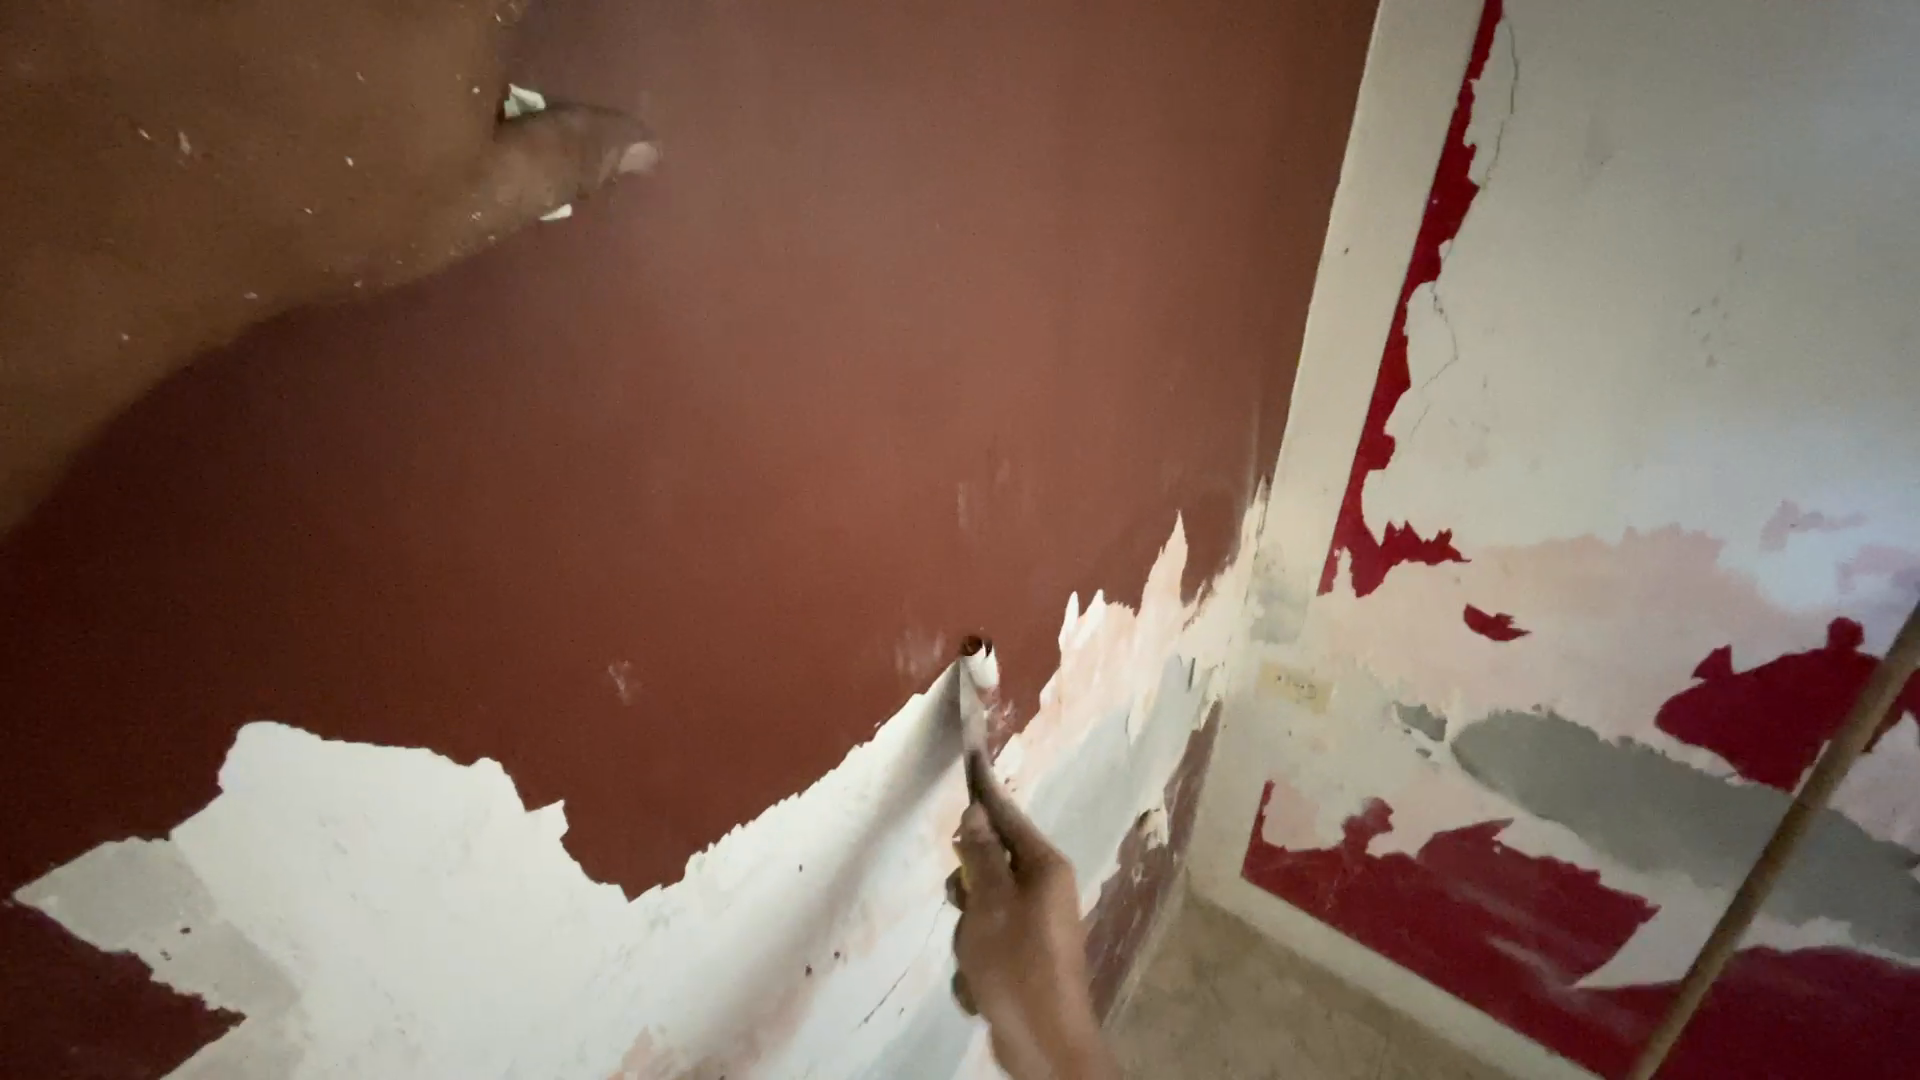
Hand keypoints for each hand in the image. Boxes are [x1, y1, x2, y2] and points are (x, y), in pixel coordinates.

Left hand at [0, 0, 656, 531]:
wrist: (136, 200)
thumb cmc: (337, 210)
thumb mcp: (479, 202)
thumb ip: (568, 157)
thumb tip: (648, 145)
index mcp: (456, 7)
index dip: (523, 16)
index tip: (516, 39)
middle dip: (466, 25)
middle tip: (451, 63)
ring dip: (392, 24)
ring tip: (373, 63)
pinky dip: (305, 21)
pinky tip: (296, 43)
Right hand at [949, 760, 1118, 1079]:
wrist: (1045, 1046)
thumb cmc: (1018, 965)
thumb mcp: (990, 904)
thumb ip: (980, 856)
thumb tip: (976, 812)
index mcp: (1044, 867)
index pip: (1007, 815)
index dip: (984, 789)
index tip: (971, 756)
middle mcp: (1045, 888)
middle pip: (991, 861)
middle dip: (968, 885)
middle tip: (961, 902)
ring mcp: (1036, 924)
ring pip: (983, 904)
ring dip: (969, 932)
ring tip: (975, 958)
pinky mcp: (1025, 956)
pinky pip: (988, 940)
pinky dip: (978, 960)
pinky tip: (981, 984)